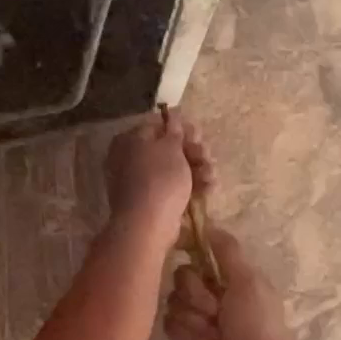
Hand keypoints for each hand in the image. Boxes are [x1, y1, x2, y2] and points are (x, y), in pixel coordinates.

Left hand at [104, 112, 204, 237]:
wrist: (148, 225)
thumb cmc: (158, 179)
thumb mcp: (170, 147)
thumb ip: (174, 129)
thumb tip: (172, 114)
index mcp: (129, 140)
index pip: (158, 126)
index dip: (182, 128)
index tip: (199, 136)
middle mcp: (131, 159)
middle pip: (168, 148)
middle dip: (193, 151)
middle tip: (206, 156)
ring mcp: (141, 182)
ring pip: (175, 168)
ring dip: (197, 169)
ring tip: (210, 176)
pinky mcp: (153, 201)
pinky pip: (174, 187)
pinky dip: (191, 185)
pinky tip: (208, 188)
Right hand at [164, 229, 300, 339]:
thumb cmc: (257, 324)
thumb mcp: (248, 280)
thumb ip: (227, 250)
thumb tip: (207, 224)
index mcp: (228, 274)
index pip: (199, 251)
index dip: (190, 248)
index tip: (180, 244)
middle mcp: (208, 291)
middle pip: (181, 274)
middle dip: (197, 292)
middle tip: (217, 308)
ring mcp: (194, 313)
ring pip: (172, 299)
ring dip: (193, 315)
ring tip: (213, 329)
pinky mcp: (181, 334)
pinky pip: (168, 321)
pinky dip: (185, 331)